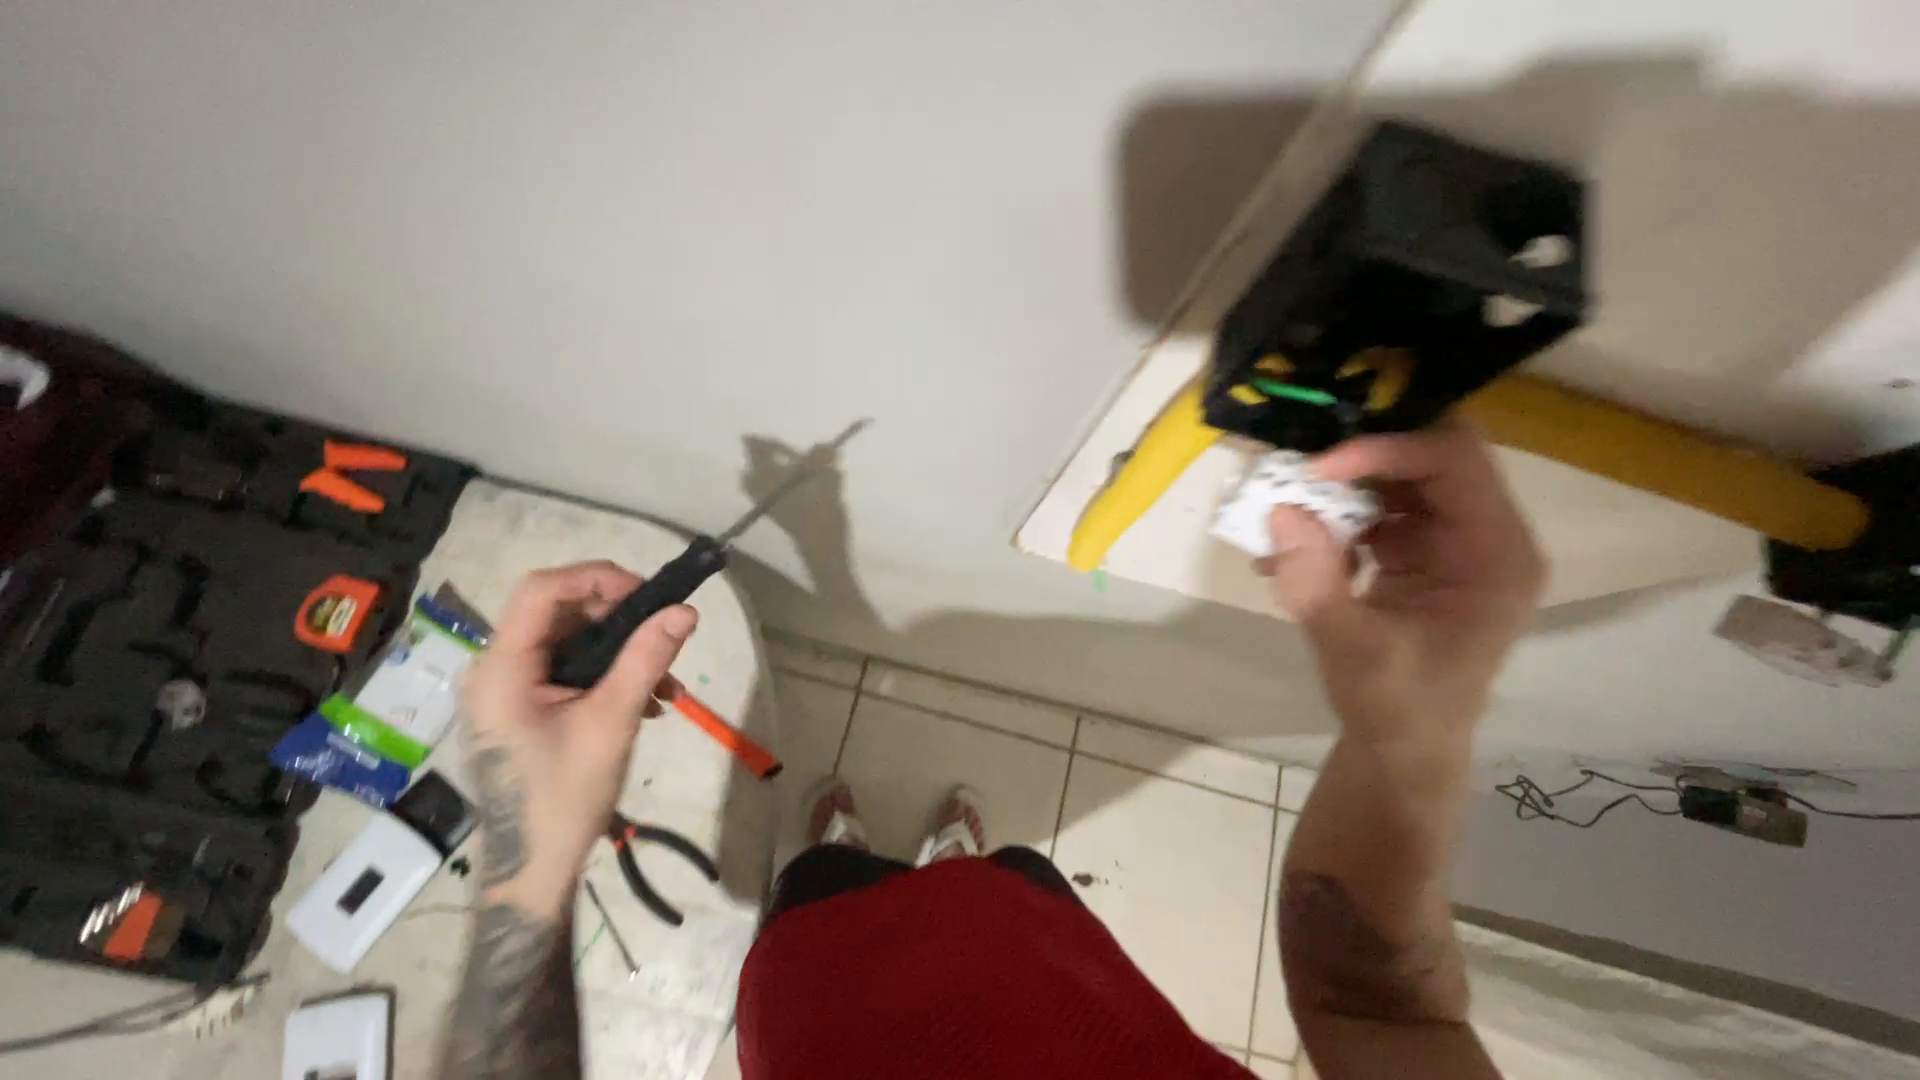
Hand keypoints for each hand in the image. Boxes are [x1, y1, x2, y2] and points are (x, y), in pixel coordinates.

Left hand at [460, 561, 697, 916]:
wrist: (535, 868)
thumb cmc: (566, 796)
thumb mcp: (612, 722)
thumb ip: (647, 659)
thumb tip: (686, 611)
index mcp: (502, 669)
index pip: (541, 591)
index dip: (595, 578)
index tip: (647, 594)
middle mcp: (497, 669)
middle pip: (559, 612)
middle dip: (620, 619)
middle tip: (664, 634)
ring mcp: (510, 689)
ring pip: (573, 640)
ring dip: (625, 651)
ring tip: (669, 683)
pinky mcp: (527, 707)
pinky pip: (572, 669)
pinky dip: (613, 674)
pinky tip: (651, 702)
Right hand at [1263, 421, 1543, 744]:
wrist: (1402, 747)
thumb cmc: (1396, 705)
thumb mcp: (1352, 647)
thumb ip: (1316, 580)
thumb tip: (1279, 512)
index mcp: (1495, 554)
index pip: (1453, 462)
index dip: (1385, 450)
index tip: (1316, 469)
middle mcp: (1484, 536)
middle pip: (1428, 458)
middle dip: (1359, 458)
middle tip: (1299, 468)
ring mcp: (1451, 544)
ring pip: (1397, 480)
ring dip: (1339, 489)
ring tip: (1286, 511)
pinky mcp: (1418, 554)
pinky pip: (1376, 512)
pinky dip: (1332, 519)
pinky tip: (1291, 548)